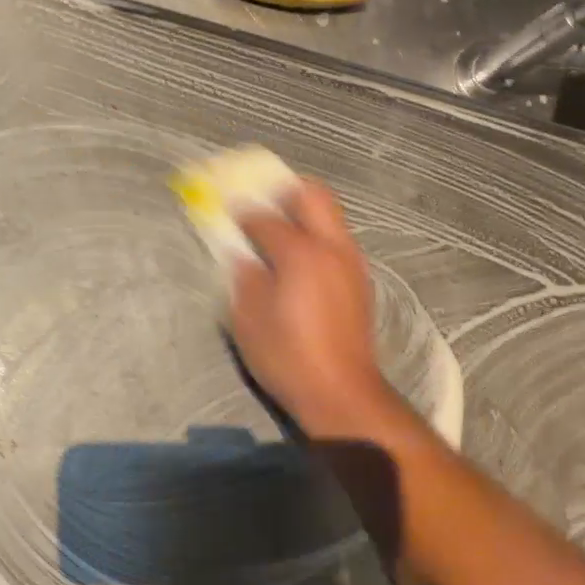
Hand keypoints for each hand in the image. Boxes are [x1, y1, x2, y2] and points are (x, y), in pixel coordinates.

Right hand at [231, 179, 405, 437]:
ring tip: (276, 236)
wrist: (340, 391)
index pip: (265, 218)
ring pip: (329, 217)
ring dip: (302, 216)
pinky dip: (315, 239)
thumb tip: (242, 258)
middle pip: (313, 195)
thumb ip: (243, 279)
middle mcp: (332, 248)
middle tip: (259, 206)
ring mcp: (351, 262)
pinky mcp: (360, 281)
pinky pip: (336, 242)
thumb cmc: (286, 357)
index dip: (241, 213)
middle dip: (283, 192)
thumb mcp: (248, 320)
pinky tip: (296, 266)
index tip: (224, 211)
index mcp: (300, 254)